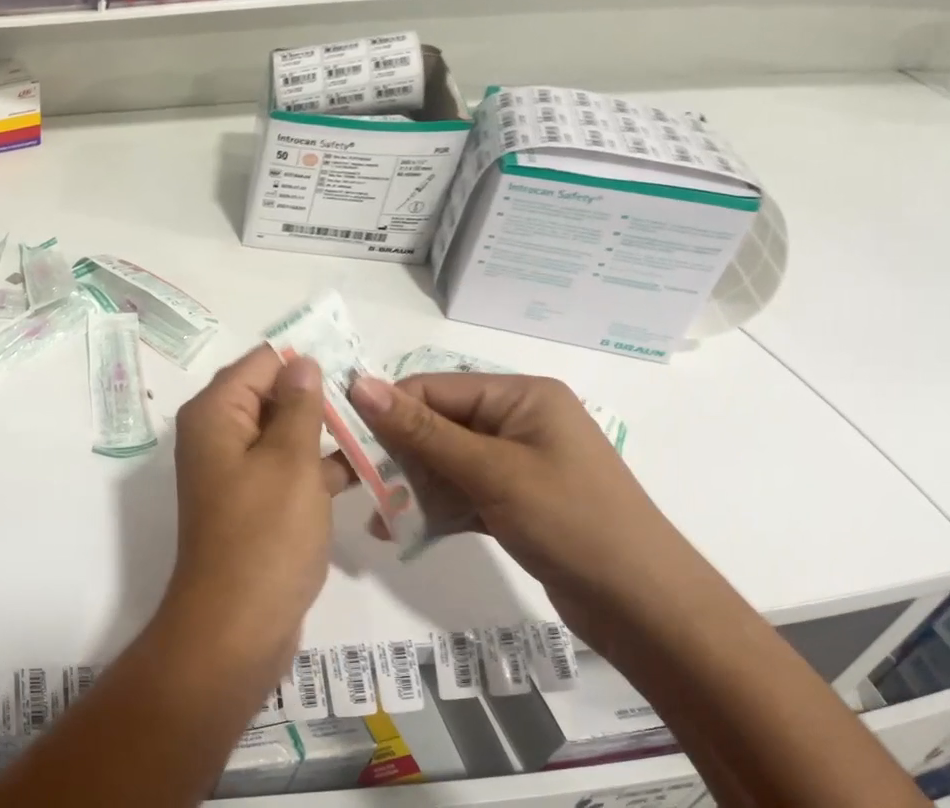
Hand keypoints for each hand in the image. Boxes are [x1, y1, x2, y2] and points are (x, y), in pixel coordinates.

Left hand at [161, 345, 351, 675]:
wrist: (236, 623)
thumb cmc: (264, 534)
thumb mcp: (289, 461)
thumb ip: (298, 407)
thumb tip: (301, 363)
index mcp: (214, 414)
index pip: (258, 364)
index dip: (302, 360)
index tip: (353, 361)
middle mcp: (216, 436)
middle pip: (269, 397)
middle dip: (317, 397)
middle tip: (374, 399)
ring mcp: (232, 473)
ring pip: (282, 437)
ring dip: (323, 436)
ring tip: (380, 431)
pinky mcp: (251, 506)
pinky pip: (285, 473)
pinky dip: (317, 472)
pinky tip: (367, 475)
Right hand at [347, 373, 704, 642]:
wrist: (649, 611)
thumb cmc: (573, 523)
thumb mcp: (491, 472)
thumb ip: (421, 430)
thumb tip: (358, 383)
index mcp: (521, 396)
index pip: (431, 388)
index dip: (387, 412)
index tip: (345, 444)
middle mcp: (517, 420)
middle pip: (433, 424)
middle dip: (396, 456)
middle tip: (358, 486)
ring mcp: (517, 462)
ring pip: (440, 462)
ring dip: (409, 488)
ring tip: (380, 518)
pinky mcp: (514, 500)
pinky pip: (458, 492)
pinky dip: (431, 509)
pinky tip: (400, 532)